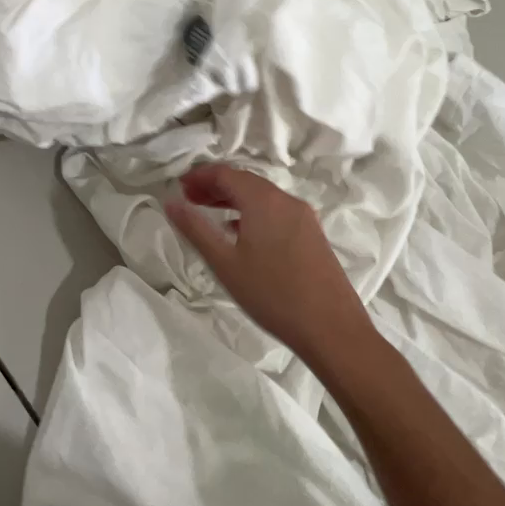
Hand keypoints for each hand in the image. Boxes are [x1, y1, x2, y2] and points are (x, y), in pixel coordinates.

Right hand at [163, 163, 374, 360]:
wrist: (334, 332)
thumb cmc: (273, 295)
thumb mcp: (224, 262)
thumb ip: (195, 228)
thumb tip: (170, 201)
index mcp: (264, 201)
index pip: (226, 173)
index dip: (199, 176)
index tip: (179, 187)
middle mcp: (287, 201)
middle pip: (245, 181)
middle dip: (215, 186)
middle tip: (190, 199)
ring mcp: (305, 218)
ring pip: (262, 196)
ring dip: (234, 199)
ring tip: (210, 213)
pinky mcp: (314, 236)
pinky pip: (277, 211)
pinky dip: (253, 212)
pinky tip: (242, 234)